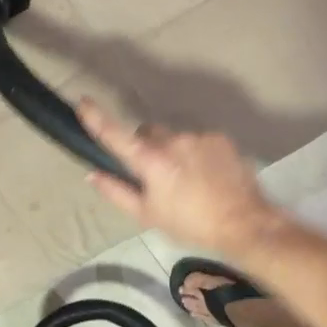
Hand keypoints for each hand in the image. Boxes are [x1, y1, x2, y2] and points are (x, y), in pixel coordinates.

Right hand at [77, 99, 291, 256]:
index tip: (83, 102)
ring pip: (175, 137)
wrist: (243, 222)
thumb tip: (92, 174)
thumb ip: (117, 192)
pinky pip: (199, 140)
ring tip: (188, 180)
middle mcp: (173, 141)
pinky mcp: (220, 139)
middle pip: (148, 133)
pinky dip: (197, 153)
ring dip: (174, 151)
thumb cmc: (191, 224)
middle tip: (156, 175)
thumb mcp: (148, 215)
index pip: (116, 134)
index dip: (96, 118)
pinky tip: (207, 175)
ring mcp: (199, 137)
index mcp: (151, 161)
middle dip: (147, 147)